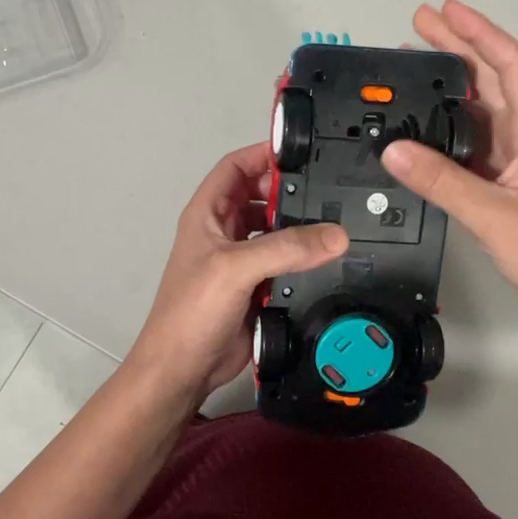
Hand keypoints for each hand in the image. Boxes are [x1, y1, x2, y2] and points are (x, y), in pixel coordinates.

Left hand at [126, 143, 348, 398]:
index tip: (300, 150)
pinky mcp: (254, 288)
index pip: (234, 167)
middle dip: (289, 190)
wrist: (182, 368)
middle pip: (259, 196)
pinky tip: (327, 259)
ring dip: (299, 226)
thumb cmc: (191, 312)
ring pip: (274, 230)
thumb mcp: (235, 269)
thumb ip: (285, 248)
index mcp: (206, 215)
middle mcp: (222, 232)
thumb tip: (335, 235)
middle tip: (329, 188)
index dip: (262, 154)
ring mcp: (238, 261)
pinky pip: (283, 263)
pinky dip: (303, 258)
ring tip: (335, 221)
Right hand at [381, 0, 517, 320]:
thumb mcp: (493, 216)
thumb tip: (395, 150)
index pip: (511, 65)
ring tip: (417, 63)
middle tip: (421, 23)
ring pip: (485, 105)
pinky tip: (428, 120)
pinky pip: (477, 136)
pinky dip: (450, 120)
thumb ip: (441, 181)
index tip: (447, 10)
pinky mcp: (510, 179)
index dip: (479, 32)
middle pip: (496, 76)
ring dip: (453, 81)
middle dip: (459, 45)